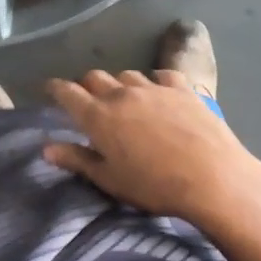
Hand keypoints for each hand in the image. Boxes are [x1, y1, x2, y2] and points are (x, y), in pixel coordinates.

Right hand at [43, 70, 260, 234]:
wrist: (213, 178)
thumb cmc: (154, 185)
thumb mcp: (109, 179)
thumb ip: (77, 160)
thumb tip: (46, 149)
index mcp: (98, 116)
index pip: (67, 93)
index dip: (55, 89)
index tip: (50, 90)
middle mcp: (121, 94)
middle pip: (95, 78)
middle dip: (87, 86)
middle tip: (88, 101)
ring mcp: (154, 88)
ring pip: (127, 75)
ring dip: (120, 84)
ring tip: (125, 99)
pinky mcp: (183, 90)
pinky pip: (162, 76)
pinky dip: (154, 82)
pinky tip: (159, 92)